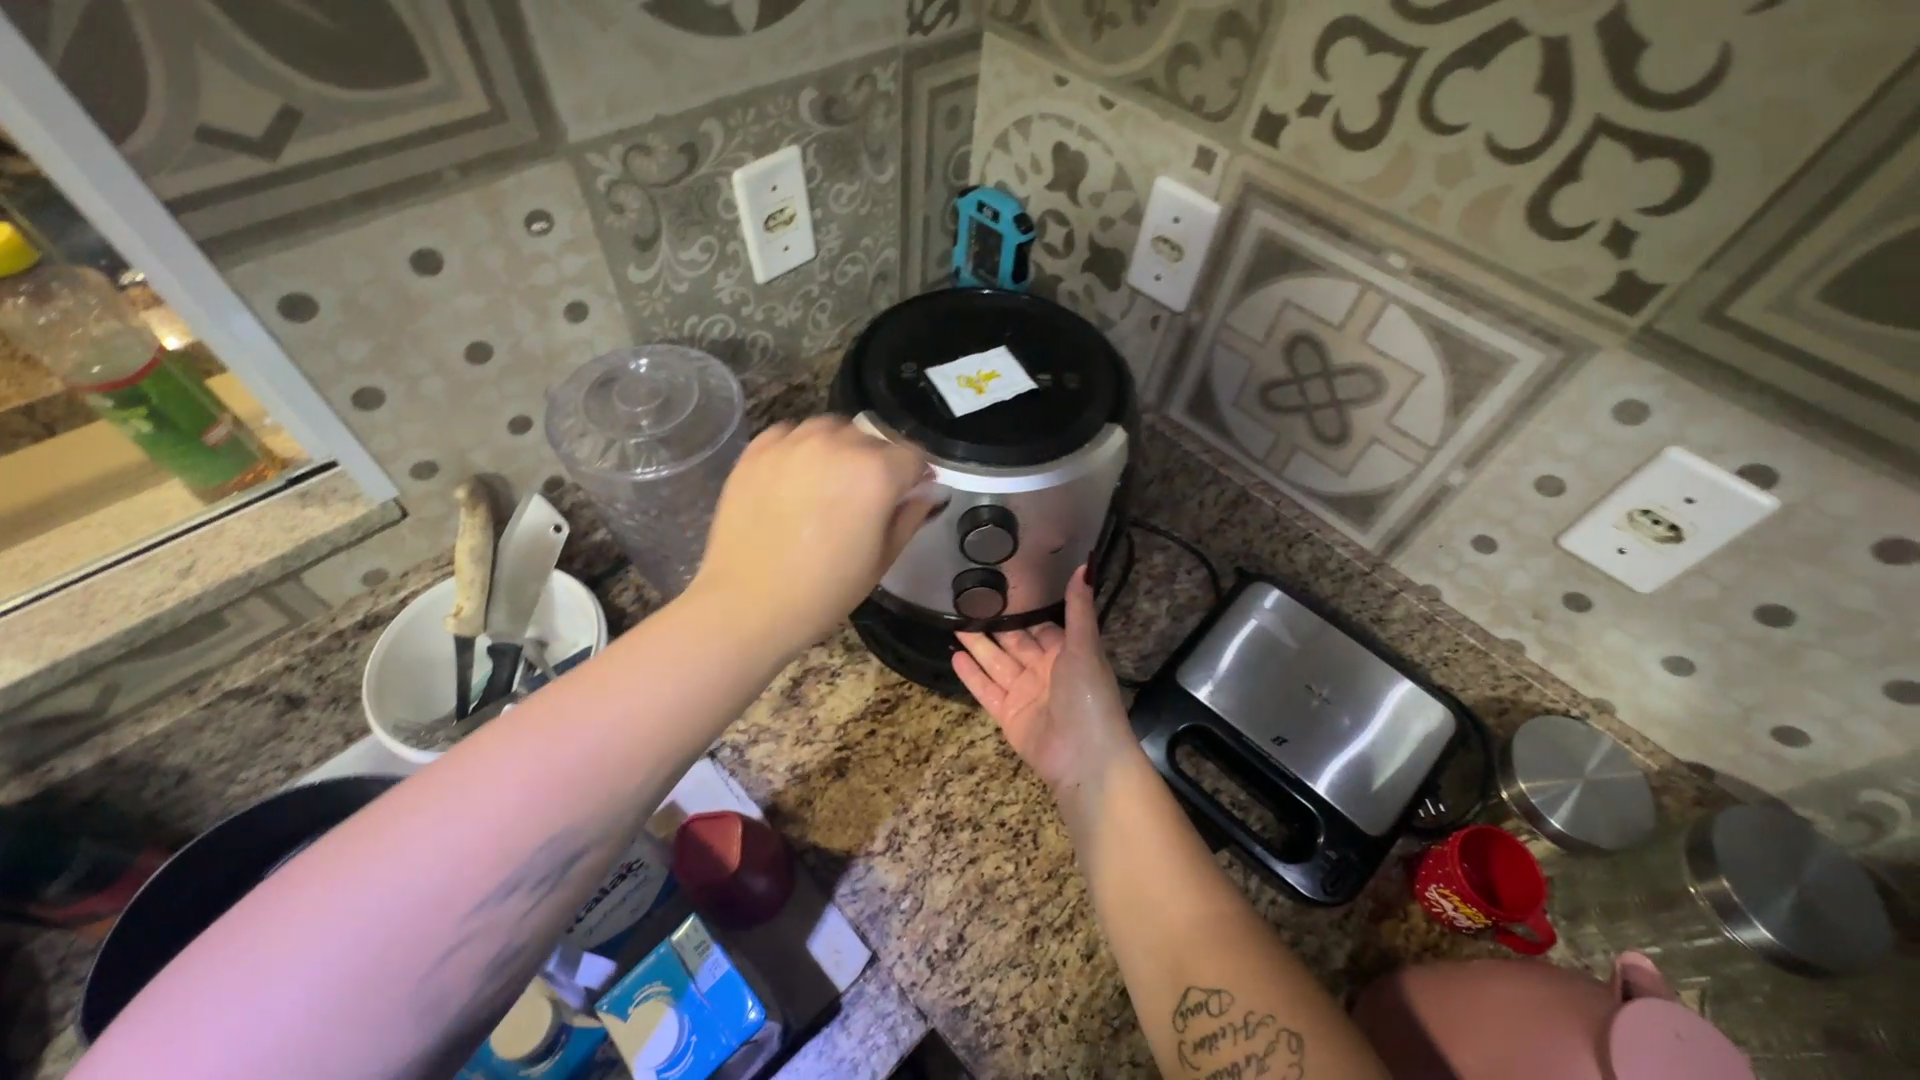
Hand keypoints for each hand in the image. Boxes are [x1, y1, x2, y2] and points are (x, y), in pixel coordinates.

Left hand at [690, 417, 935, 653]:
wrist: (747, 605)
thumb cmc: (823, 592)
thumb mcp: (881, 561)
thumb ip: (909, 517)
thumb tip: (924, 492)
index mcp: (876, 473)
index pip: (913, 455)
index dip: (915, 476)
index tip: (906, 495)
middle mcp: (837, 445)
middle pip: (872, 439)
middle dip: (877, 463)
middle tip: (863, 499)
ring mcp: (793, 443)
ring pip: (831, 429)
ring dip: (839, 449)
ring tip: (828, 485)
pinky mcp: (757, 450)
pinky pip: (791, 434)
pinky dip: (801, 449)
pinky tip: (795, 480)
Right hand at [953, 566, 1135, 796]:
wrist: (1086, 758)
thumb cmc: (1089, 697)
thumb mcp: (1084, 647)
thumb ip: (1078, 608)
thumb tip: (1084, 564)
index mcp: (1067, 653)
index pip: (1040, 625)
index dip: (1022, 609)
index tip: (1000, 586)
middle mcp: (1045, 671)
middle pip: (1014, 643)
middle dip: (994, 625)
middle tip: (967, 601)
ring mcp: (1025, 694)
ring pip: (996, 663)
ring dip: (977, 645)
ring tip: (954, 623)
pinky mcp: (1008, 715)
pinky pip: (986, 691)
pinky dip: (971, 676)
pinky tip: (954, 657)